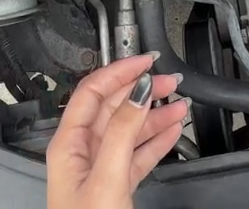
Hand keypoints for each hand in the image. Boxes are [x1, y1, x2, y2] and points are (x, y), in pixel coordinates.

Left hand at [47, 53, 190, 208]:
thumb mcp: (106, 178)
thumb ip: (122, 130)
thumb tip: (138, 89)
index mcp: (69, 144)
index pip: (93, 90)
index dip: (120, 70)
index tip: (146, 60)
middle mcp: (81, 153)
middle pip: (114, 106)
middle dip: (143, 90)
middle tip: (170, 80)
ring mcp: (98, 171)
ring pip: (129, 129)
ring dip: (155, 114)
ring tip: (180, 104)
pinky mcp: (114, 188)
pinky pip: (137, 154)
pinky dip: (157, 140)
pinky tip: (172, 131)